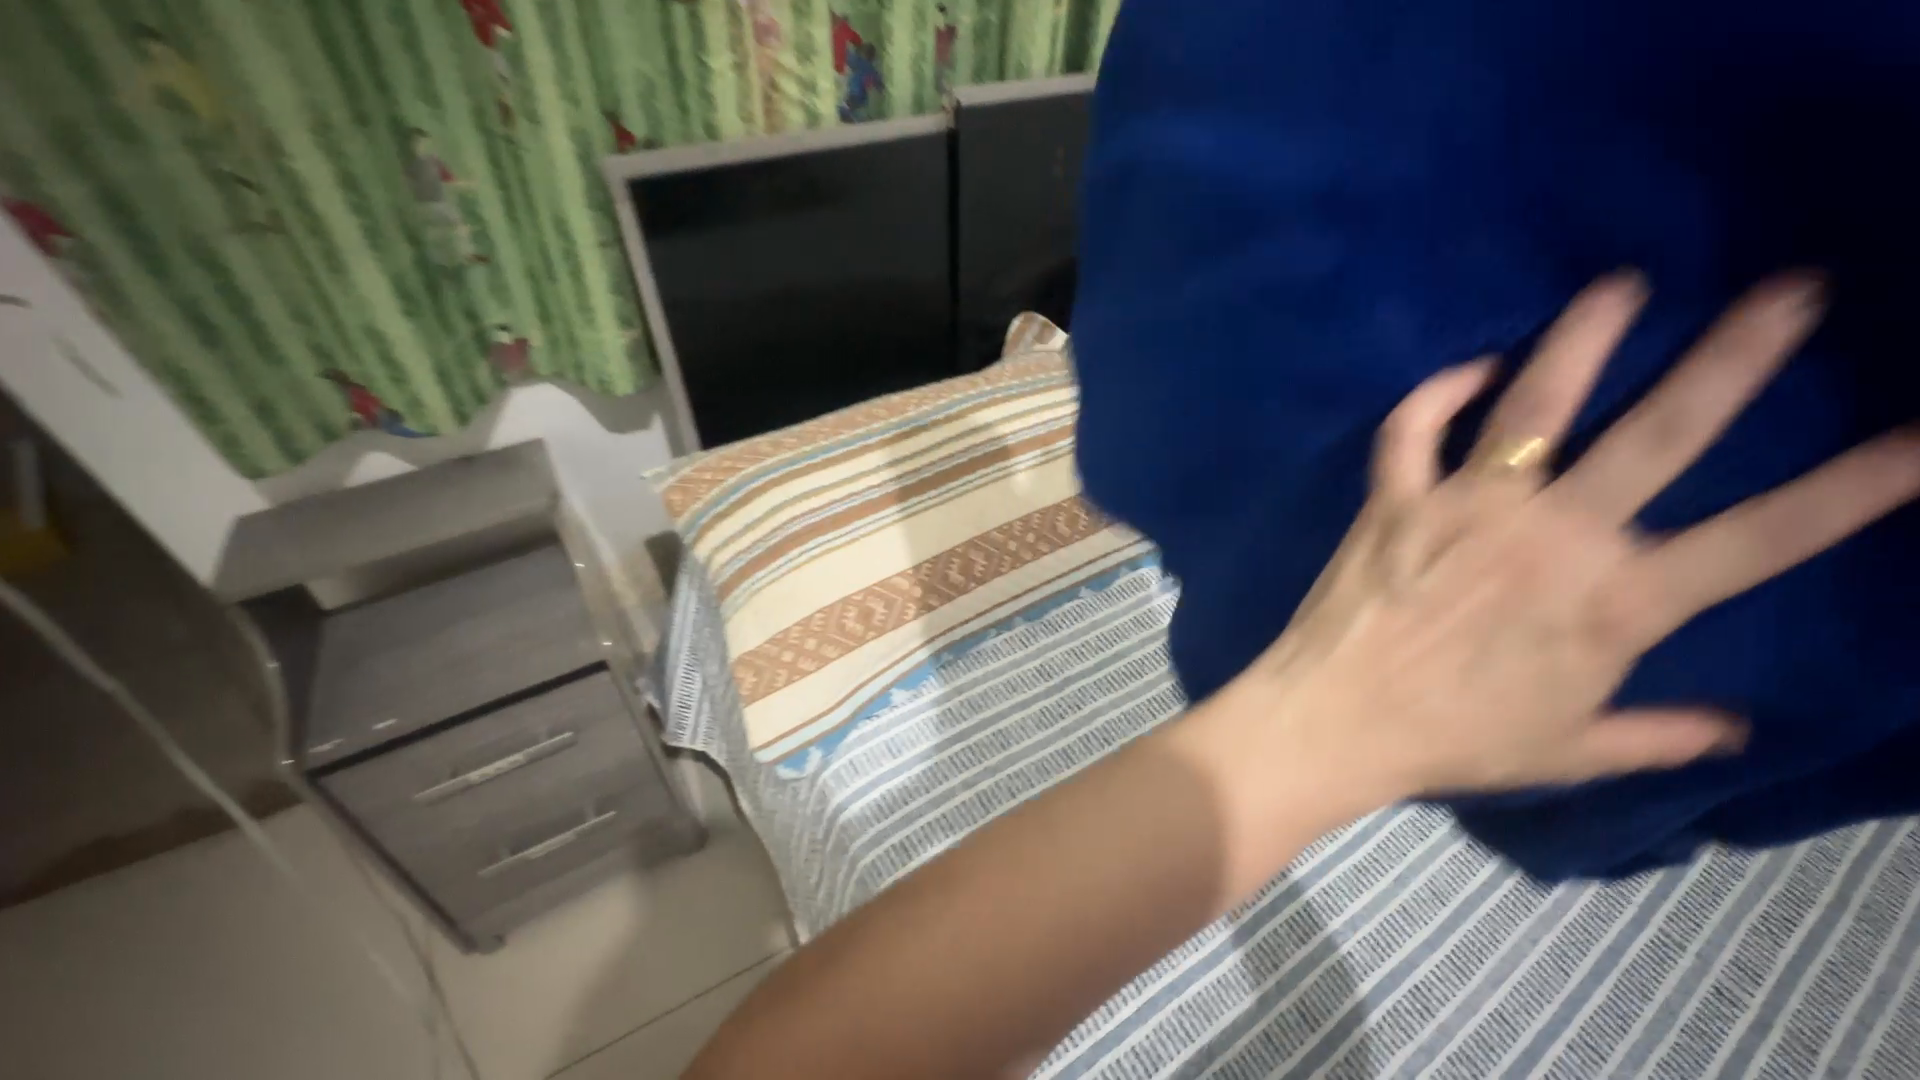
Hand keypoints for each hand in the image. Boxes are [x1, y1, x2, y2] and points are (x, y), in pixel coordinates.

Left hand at [1237, 271, 1919, 800]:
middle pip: (1656, 435)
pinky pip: (1412, 430)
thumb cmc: (1452, 740)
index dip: (1854, 488)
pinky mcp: (1394, 501)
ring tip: (1619, 285)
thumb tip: (1737, 729)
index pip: (1760, 538)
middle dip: (1729, 360)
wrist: (1337, 720)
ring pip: (1532, 407)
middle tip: (1789, 289)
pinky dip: (1436, 393)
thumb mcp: (1567, 751)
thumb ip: (1654, 734)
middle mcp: (1552, 536)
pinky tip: (1470, 367)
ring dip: (1579, 340)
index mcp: (1615, 602)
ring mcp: (1466, 508)